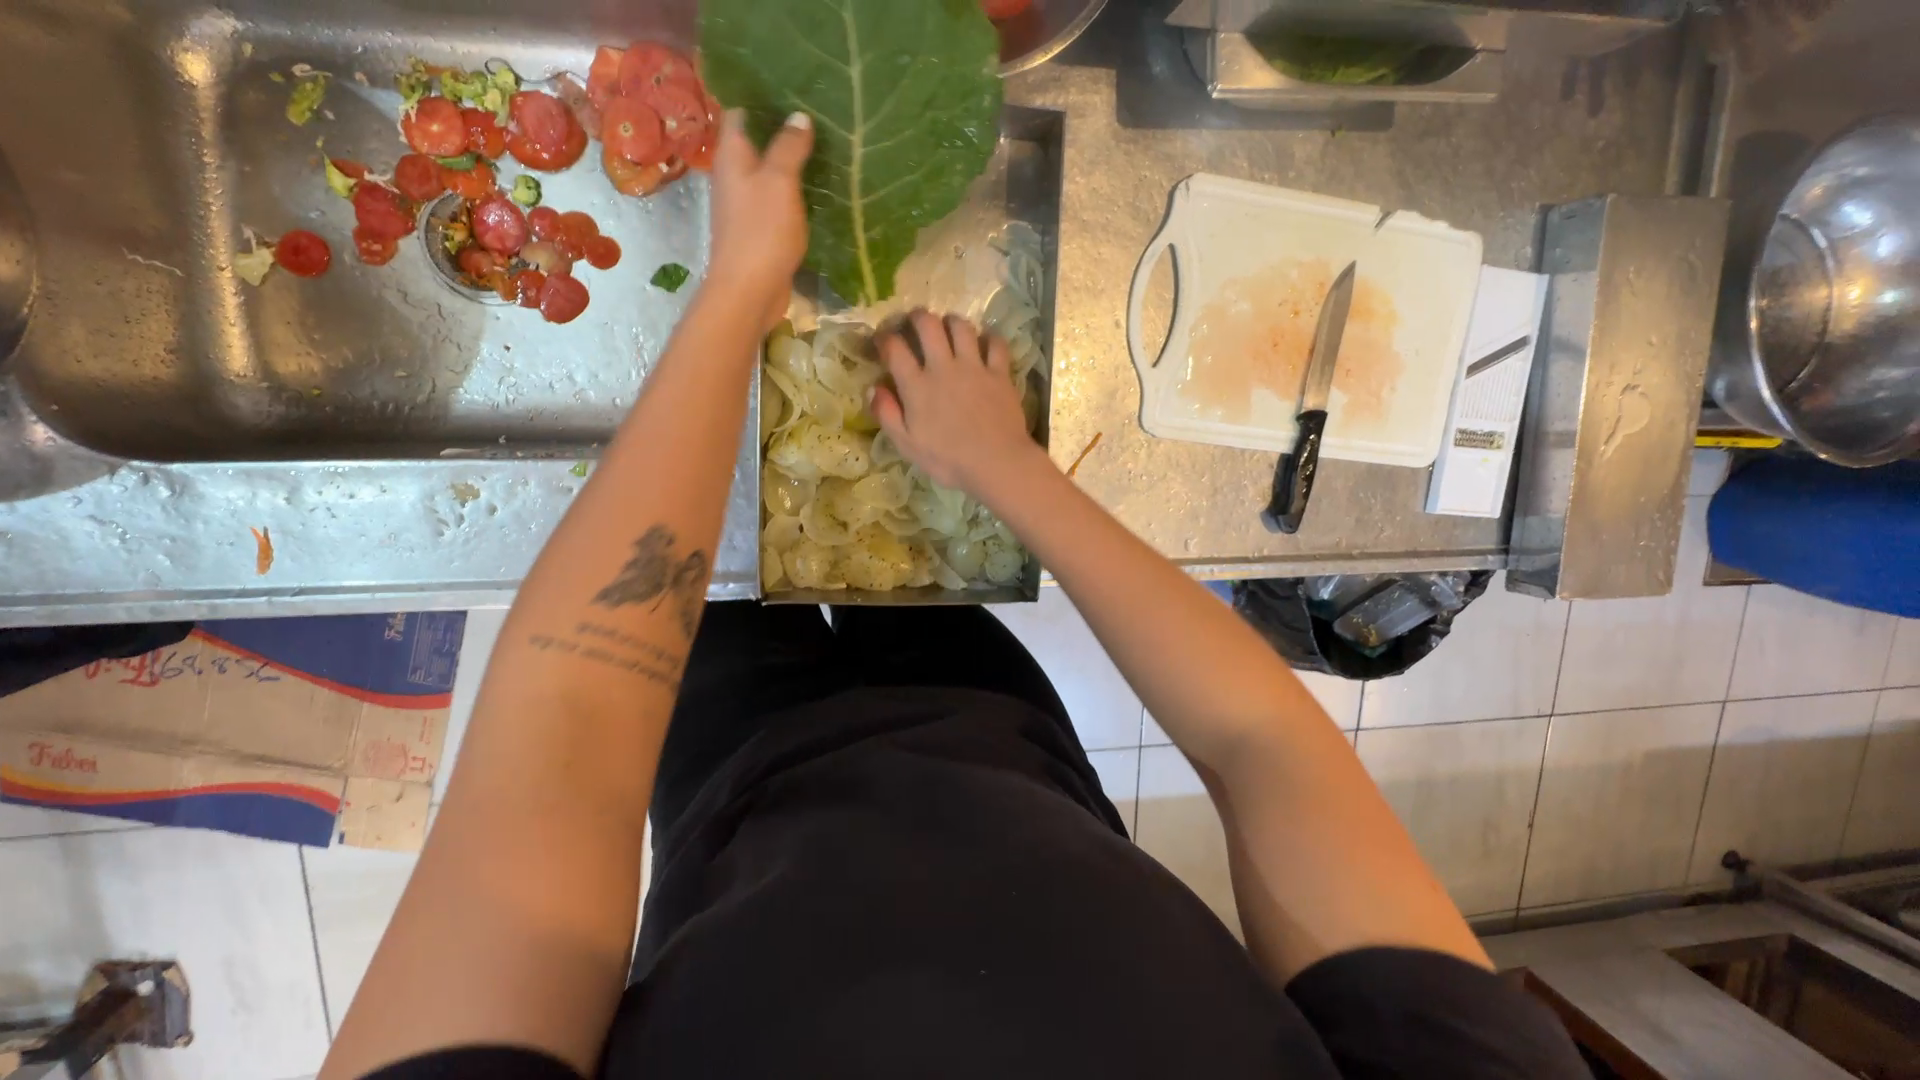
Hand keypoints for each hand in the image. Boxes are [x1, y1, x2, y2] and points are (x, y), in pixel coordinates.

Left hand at [707, 109, 812, 332]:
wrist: (749, 291)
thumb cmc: (761, 231)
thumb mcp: (780, 181)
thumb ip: (789, 146)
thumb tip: (798, 117)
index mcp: (732, 156)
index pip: (740, 112)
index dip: (761, 95)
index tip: (790, 83)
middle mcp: (735, 176)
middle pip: (757, 142)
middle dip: (782, 127)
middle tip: (816, 110)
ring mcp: (746, 205)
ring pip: (770, 172)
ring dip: (792, 161)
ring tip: (825, 142)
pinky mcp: (761, 230)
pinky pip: (779, 200)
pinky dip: (796, 191)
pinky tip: (819, 186)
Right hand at [871, 311, 1045, 498]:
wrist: (996, 463)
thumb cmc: (948, 460)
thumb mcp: (907, 445)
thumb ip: (887, 415)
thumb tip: (873, 389)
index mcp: (917, 386)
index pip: (894, 348)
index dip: (884, 338)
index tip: (882, 339)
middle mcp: (944, 367)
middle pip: (928, 325)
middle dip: (917, 317)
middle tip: (915, 322)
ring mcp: (974, 367)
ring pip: (961, 327)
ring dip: (952, 322)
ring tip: (949, 328)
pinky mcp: (1000, 373)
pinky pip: (995, 343)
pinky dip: (989, 338)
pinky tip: (985, 343)